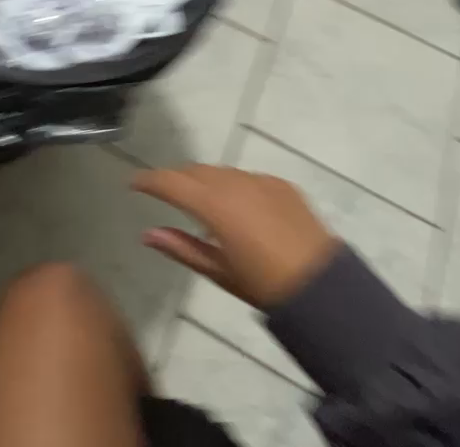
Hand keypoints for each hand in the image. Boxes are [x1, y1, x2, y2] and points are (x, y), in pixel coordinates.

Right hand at [131, 164, 339, 309]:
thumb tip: (148, 233)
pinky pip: (247, 178)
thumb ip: (181, 247)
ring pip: (221, 172)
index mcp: (213, 205)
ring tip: (203, 203)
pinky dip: (234, 187)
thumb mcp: (219, 271)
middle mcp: (234, 183)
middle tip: (166, 194)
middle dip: (177, 179)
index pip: (170, 182)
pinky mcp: (282, 185)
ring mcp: (260, 181)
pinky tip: (239, 208)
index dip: (148, 181)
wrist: (325, 288)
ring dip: (205, 181)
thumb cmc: (265, 285)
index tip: (134, 184)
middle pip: (194, 171)